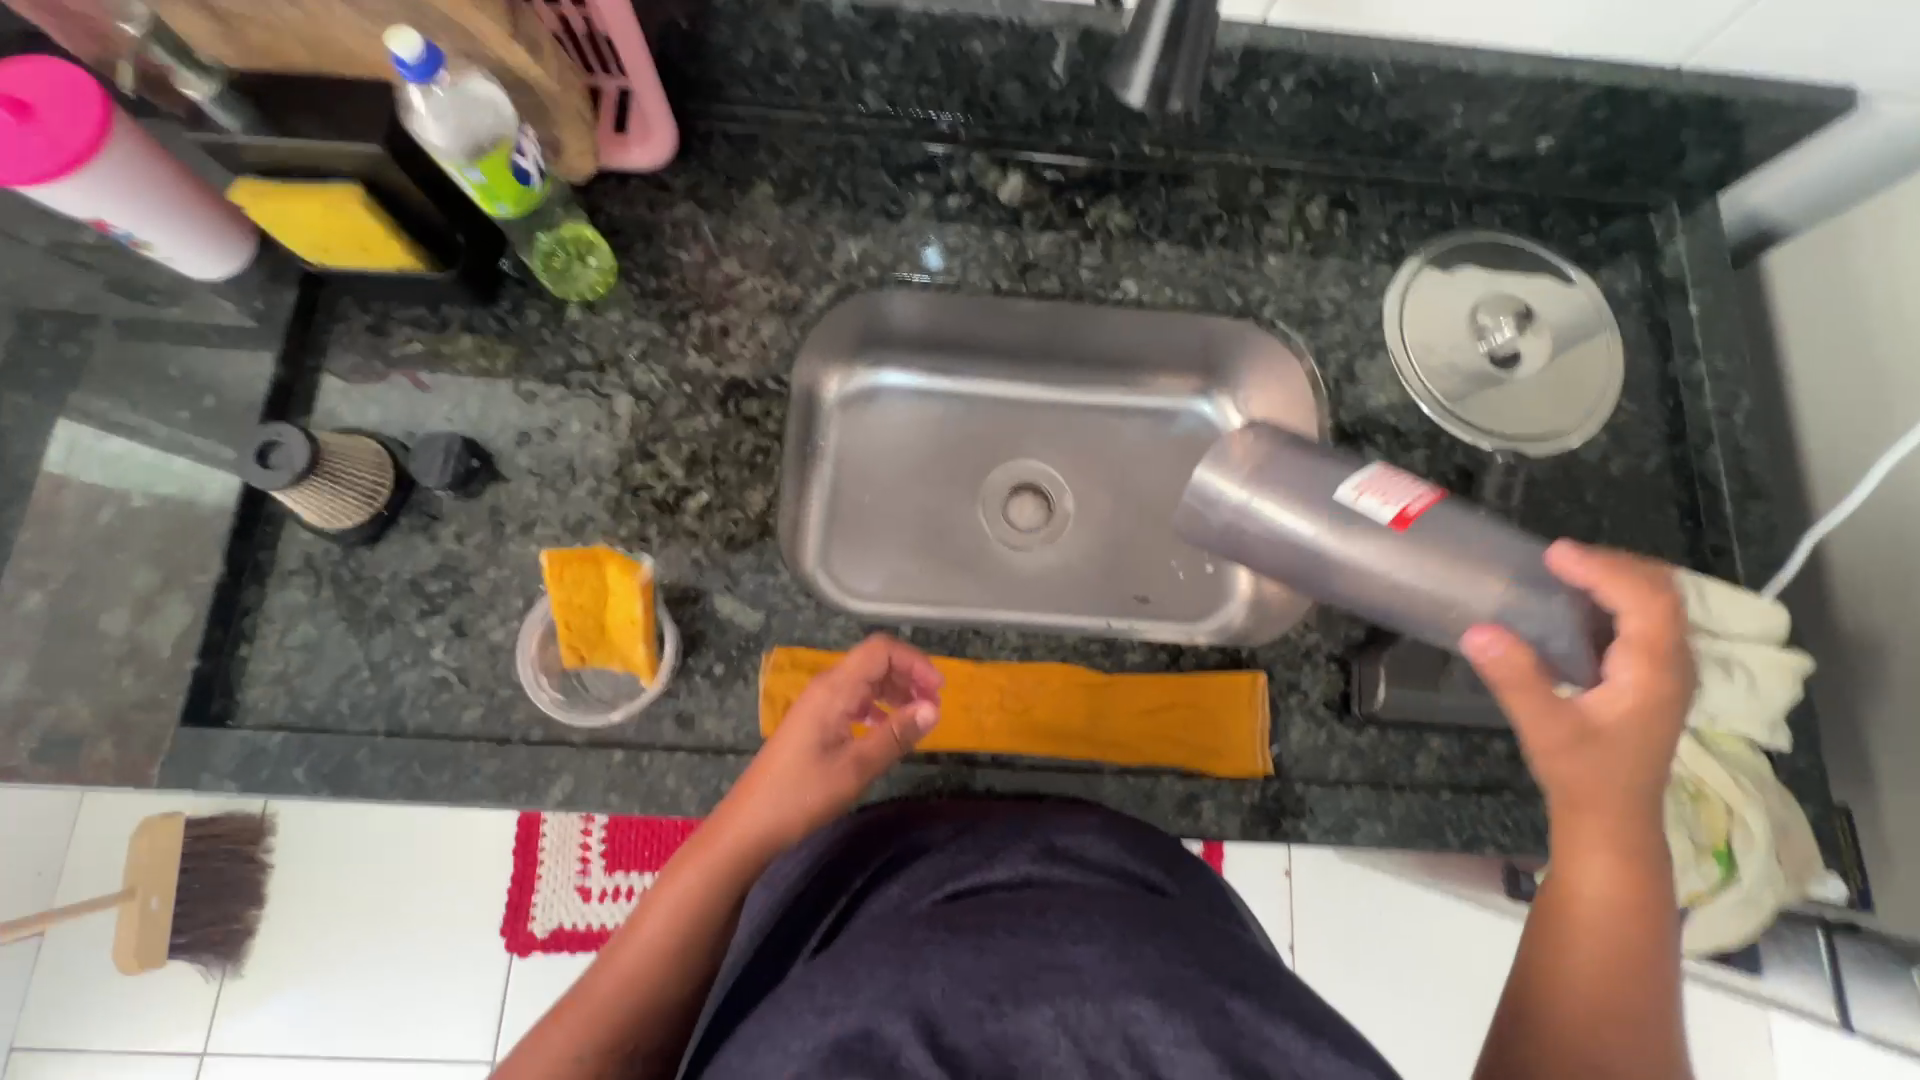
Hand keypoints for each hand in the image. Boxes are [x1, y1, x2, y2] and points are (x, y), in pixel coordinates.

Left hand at [717, 634, 942, 853]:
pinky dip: (878, 707)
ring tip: (918, 718)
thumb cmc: (803, 794)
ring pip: (866, 680)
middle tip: (934, 707)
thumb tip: (934, 708)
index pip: (881, 650)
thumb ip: (896, 734)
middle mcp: (827, 687)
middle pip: (875, 661)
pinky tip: (887, 731)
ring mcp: (819, 704)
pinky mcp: (815, 721)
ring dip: (896, 692)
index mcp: (835, 689)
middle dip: (909, 676)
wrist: (750, 823)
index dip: (915, 662)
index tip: (938, 691)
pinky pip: (854, 699)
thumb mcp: (857, 767)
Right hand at [1461, 541, 1694, 855]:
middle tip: (1558, 558)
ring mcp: (1666, 671)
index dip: (1602, 570)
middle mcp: (1671, 664)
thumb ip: (1517, 678)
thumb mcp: (1545, 728)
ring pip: (1657, 604)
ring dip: (1615, 579)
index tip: (1553, 555)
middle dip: (1613, 566)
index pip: (1644, 600)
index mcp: (1653, 671)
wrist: (1613, 818)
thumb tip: (1479, 629)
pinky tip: (1574, 605)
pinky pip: (1643, 621)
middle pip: (1662, 593)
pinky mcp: (1650, 677)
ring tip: (1564, 572)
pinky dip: (1613, 599)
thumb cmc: (1584, 774)